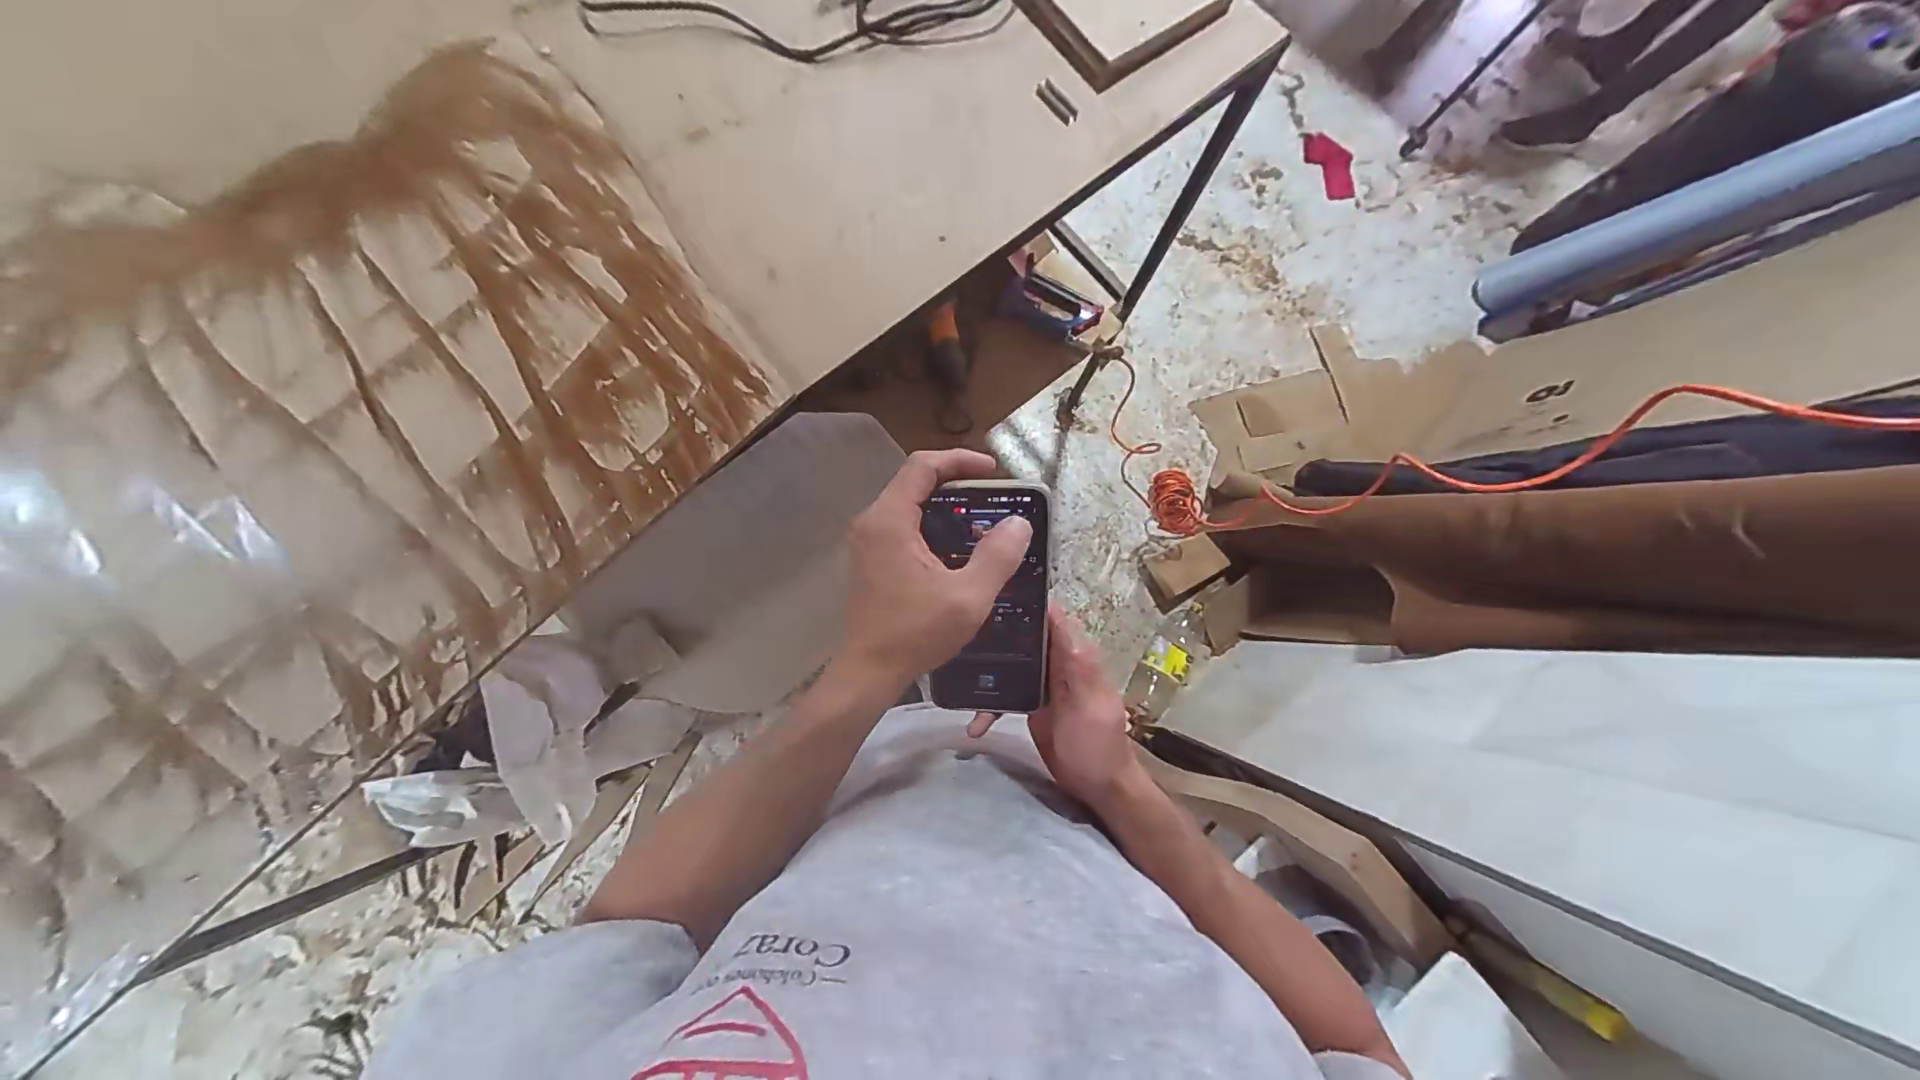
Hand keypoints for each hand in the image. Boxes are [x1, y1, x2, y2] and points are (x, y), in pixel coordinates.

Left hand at [836, 450, 1032, 688]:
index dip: (959, 460)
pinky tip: (955, 546)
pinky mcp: (870, 558)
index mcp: (889, 520)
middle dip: (955, 481)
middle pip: (914, 481)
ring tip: (979, 519)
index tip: (992, 470)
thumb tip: (1019, 524)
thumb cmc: (915, 633)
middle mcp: (872, 522)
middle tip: (992, 496)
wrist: (869, 671)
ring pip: (908, 503)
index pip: (922, 466)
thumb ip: (997, 557)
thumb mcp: (968, 597)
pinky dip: (930, 523)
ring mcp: (867, 540)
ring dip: (943, 504)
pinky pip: (902, 524)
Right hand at [969, 605, 1141, 808]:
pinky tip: (974, 724)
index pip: (1050, 619)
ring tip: (957, 676)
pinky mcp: (1031, 705)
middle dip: (996, 636)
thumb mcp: (1089, 705)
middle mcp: (1058, 664)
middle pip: (1024, 638)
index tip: (992, 594)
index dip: (1026, 603)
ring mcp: (1043, 685)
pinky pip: (1006, 696)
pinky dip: (990, 707)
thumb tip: (1058, 614)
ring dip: (987, 672)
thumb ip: (1076, 663)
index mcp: (1075, 657)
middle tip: (961, 633)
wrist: (1101, 790)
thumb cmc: (1098, 747)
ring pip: (1011, 666)